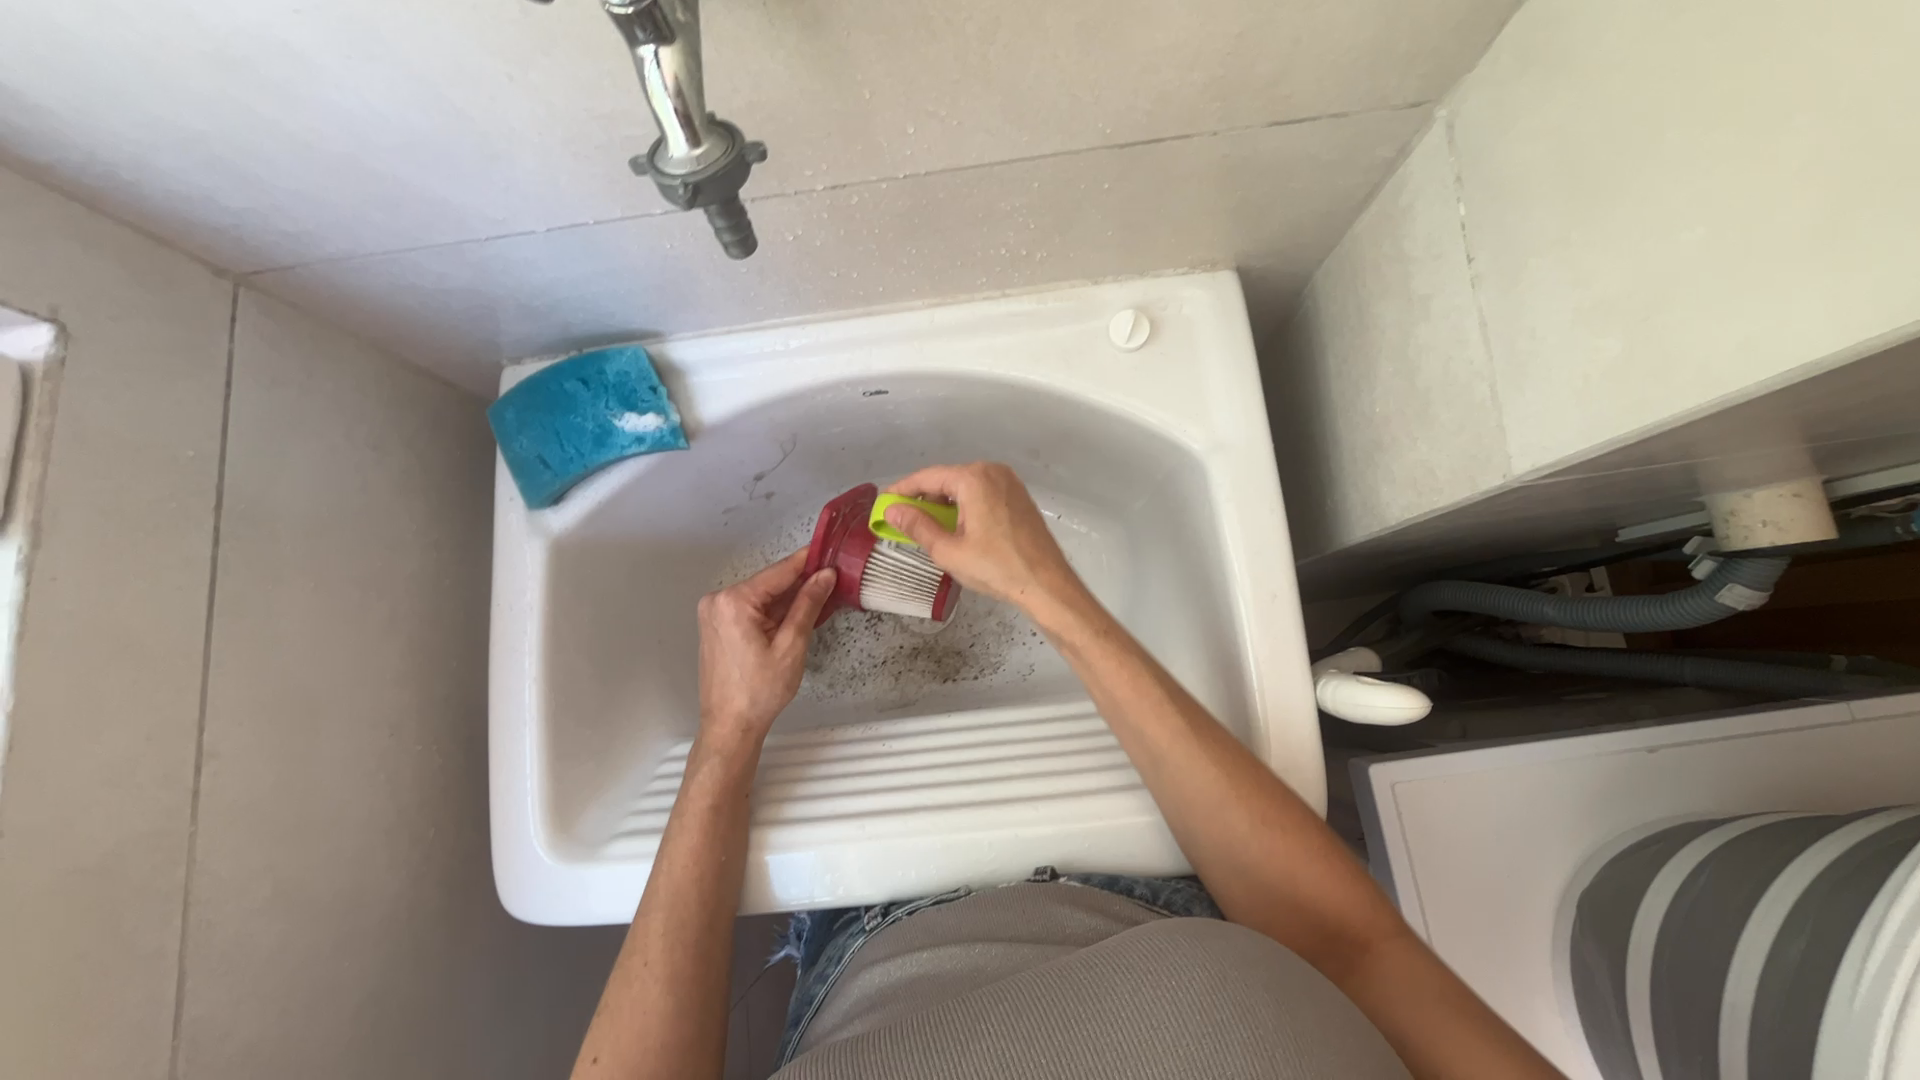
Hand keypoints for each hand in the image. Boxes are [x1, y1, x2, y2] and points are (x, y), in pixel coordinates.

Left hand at [697, 550, 835, 746]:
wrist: (730, 725)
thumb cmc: (759, 692)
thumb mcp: (791, 645)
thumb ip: (808, 604)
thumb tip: (825, 576)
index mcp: (734, 602)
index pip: (779, 571)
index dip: (808, 561)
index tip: (830, 552)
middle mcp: (718, 600)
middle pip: (770, 583)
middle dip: (801, 584)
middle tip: (832, 582)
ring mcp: (715, 612)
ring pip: (762, 596)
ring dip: (789, 599)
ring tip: (820, 602)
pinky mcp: (718, 625)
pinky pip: (752, 608)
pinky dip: (774, 611)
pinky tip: (796, 617)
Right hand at [882, 462, 1086, 613]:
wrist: (1046, 584)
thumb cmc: (996, 568)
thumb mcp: (948, 550)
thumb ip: (918, 525)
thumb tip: (893, 510)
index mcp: (974, 478)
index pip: (927, 477)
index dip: (902, 490)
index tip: (885, 502)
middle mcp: (993, 471)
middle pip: (947, 478)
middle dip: (924, 497)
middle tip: (903, 518)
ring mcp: (1010, 483)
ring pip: (966, 486)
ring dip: (944, 502)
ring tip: (927, 525)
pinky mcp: (1019, 497)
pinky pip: (983, 493)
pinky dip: (965, 505)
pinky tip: (956, 526)